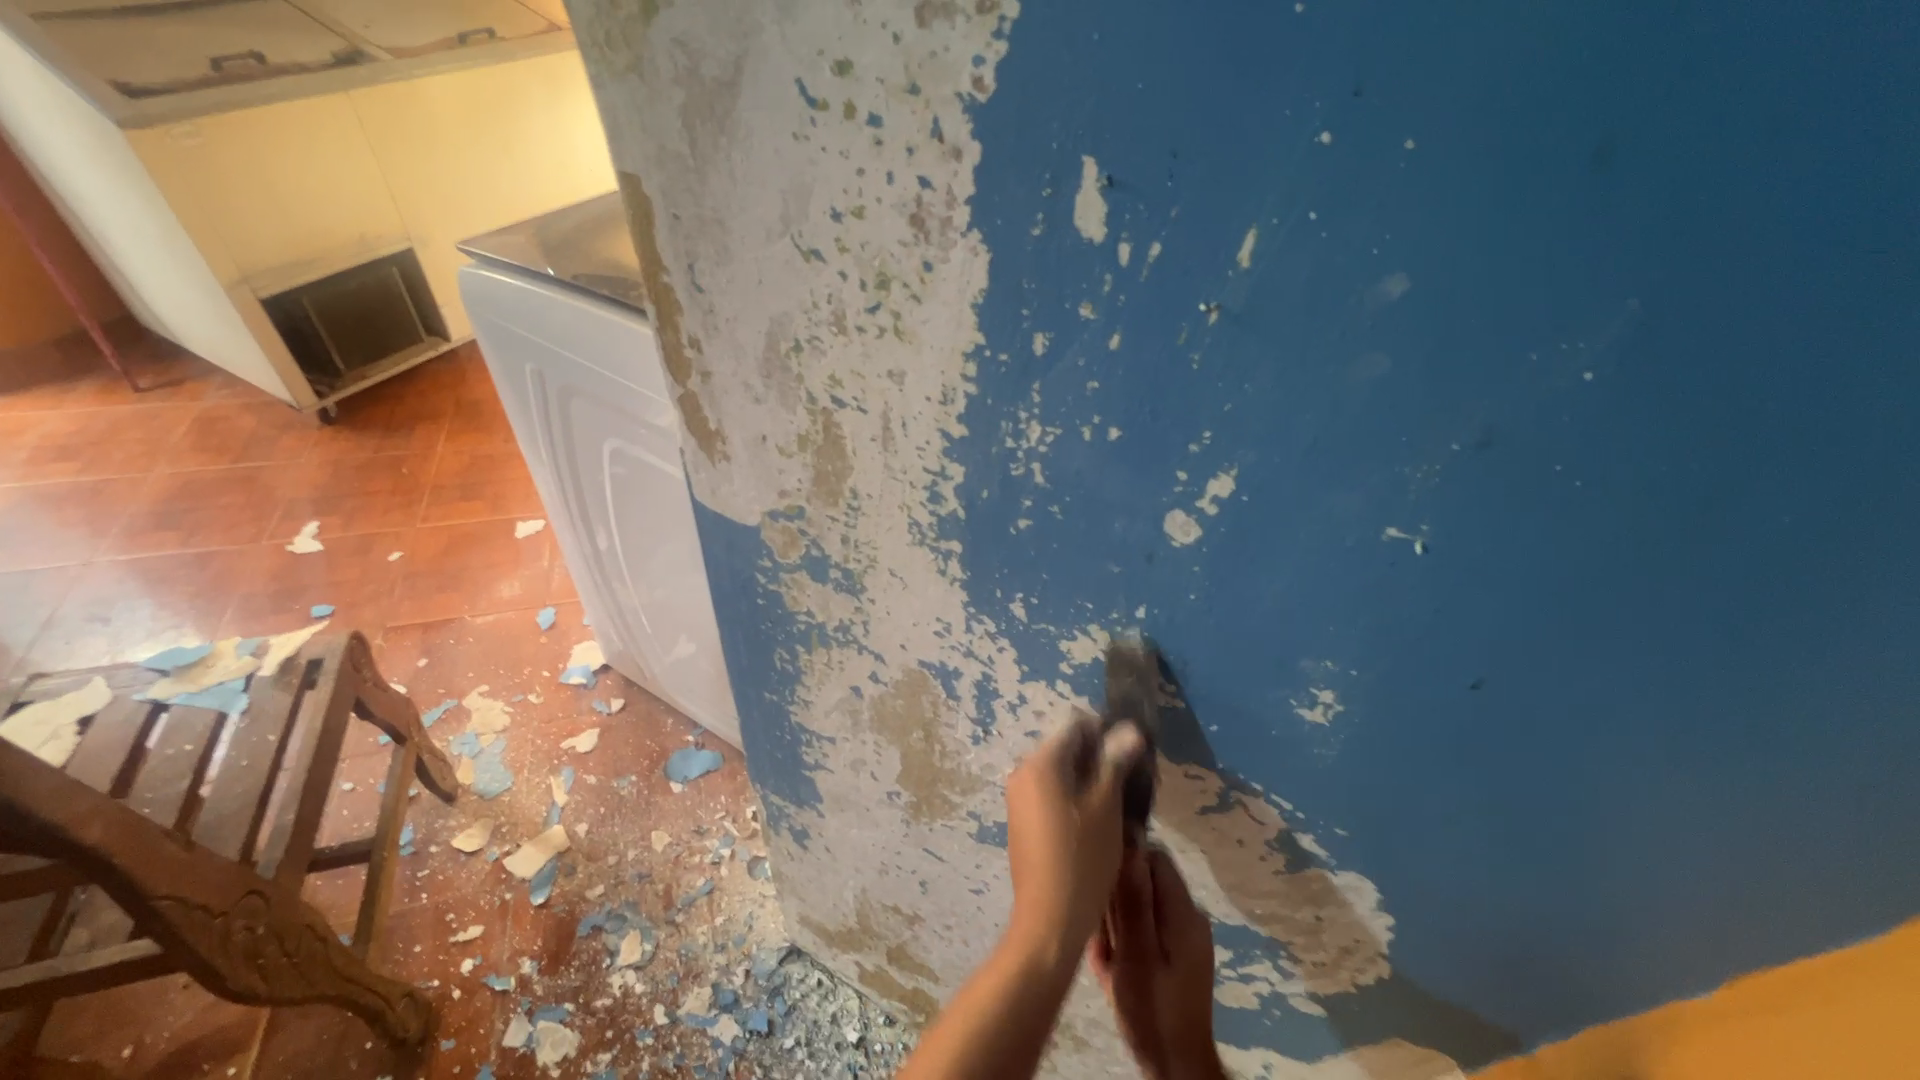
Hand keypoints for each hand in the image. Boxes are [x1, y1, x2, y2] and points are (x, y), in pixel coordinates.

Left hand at [1004, 714, 1147, 967]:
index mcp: (1040, 762)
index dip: (1107, 733)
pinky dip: (1076, 799)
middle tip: (1131, 784)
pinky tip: (1099, 823)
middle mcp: (1022, 772)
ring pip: (1062, 773)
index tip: (1132, 757)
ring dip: (1090, 781)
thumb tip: (1129, 729)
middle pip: (1067, 748)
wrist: (1049, 919)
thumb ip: (1115, 762)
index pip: (1076, 724)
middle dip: (1100, 759)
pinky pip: (1052, 794)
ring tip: (1120, 807)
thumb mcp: (1107, 806)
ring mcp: (1019, 797)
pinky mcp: (1023, 820)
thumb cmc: (1082, 859)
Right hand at [1088, 847, 1225, 1079]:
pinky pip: (1144, 935)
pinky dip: (1125, 947)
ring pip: (1139, 910)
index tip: (1101, 890)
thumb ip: (1134, 899)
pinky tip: (1113, 971)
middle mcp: (1188, 918)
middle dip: (1116, 905)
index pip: (1154, 857)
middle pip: (1145, 883)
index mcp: (1183, 912)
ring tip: (1106, 957)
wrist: (1175, 1066)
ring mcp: (1184, 940)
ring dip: (1117, 929)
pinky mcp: (1176, 959)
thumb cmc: (1152, 1010)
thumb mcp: (1135, 954)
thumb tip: (1131, 843)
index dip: (1123, 865)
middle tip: (1102, 937)